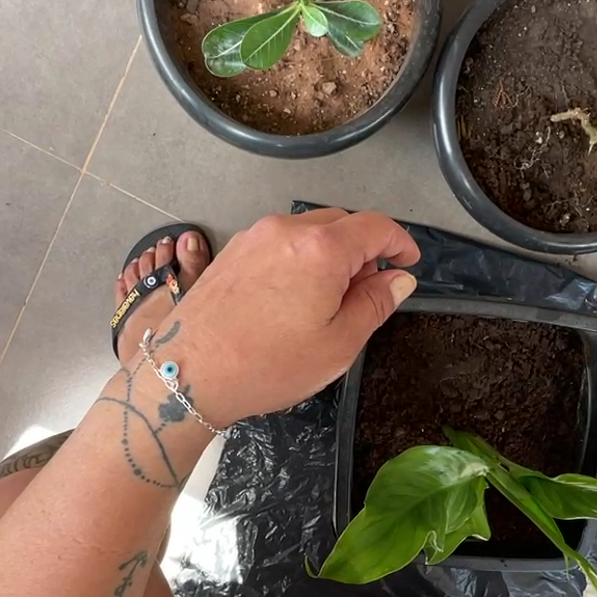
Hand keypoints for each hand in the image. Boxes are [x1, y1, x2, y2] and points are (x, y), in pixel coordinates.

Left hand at [157, 210, 420, 423]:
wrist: (188, 374)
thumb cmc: (267, 365)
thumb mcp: (338, 345)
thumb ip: (375, 304)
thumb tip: (399, 279)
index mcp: (322, 249)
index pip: (375, 227)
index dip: (399, 242)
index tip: (408, 262)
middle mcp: (287, 230)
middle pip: (342, 223)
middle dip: (364, 250)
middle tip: (369, 289)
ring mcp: (255, 236)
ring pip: (309, 230)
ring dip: (330, 253)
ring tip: (329, 298)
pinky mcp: (233, 251)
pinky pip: (280, 241)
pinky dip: (300, 257)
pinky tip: (294, 296)